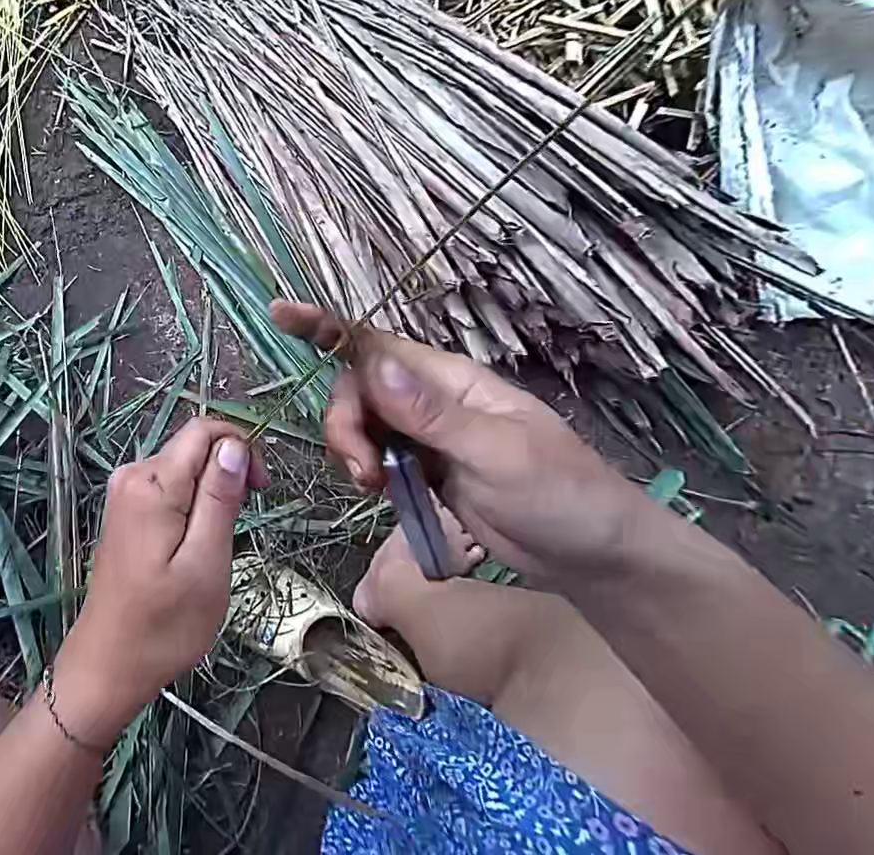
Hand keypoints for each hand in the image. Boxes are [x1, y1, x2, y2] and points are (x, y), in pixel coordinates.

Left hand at [50, 418, 268, 743]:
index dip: (240, 447)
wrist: (109, 664)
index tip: (261, 489)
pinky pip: (169, 485)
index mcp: (152, 483)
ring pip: (184, 465)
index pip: (203, 430)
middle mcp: (133, 475)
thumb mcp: (205, 563)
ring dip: (213, 488)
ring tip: (220, 538)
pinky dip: (194, 500)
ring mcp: (125, 491)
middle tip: (243, 521)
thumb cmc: (164, 625)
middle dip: (228, 468)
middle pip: (193, 445)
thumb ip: (220, 498)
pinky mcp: (126, 509)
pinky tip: (197, 539)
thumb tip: (234, 445)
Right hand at [271, 300, 658, 580]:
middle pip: (356, 390)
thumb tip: (373, 366)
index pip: (375, 344)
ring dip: (351, 451)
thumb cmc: (561, 495)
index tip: (280, 315)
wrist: (592, 559)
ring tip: (375, 486)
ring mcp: (423, 435)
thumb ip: (431, 414)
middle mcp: (428, 399)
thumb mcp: (498, 453)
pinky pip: (373, 456)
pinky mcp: (421, 469)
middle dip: (344, 424)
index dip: (326, 327)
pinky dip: (364, 470)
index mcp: (448, 380)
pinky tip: (382, 492)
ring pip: (359, 424)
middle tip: (363, 471)